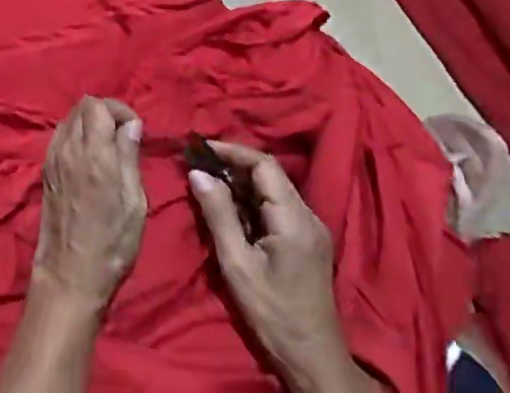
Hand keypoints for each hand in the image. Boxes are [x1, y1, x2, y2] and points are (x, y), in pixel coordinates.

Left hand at [33, 97, 147, 310]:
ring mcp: (52, 156)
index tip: (136, 129)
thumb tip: (131, 124)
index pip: (97, 105)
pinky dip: (77, 135)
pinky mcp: (45, 167)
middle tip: (124, 135)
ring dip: (89, 123)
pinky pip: (60, 136)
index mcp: (93, 154)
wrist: (70, 270)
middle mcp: (67, 147)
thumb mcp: (134, 202)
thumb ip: (129, 156)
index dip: (119, 109)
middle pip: (81, 106)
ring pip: (69, 119)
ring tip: (109, 147)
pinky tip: (91, 157)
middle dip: (104, 112)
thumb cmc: (112, 242)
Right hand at [189, 141, 374, 392]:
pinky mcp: (307, 241)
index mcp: (294, 220)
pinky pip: (276, 205)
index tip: (198, 150)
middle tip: (196, 164)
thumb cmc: (272, 312)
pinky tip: (227, 206)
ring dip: (239, 180)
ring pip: (272, 188)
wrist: (313, 359)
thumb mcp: (237, 263)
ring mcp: (311, 230)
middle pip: (270, 173)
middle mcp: (309, 218)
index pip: (264, 165)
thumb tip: (197, 173)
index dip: (230, 151)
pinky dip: (249, 198)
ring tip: (205, 181)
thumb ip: (218, 214)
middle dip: (231, 163)